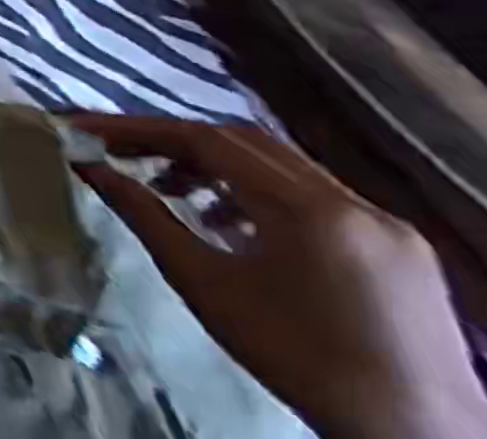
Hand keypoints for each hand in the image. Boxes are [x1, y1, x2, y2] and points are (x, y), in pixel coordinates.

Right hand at [69, 115, 486, 438]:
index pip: (207, 140)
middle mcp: (352, 200)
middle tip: (118, 149)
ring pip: (279, 165)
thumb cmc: (295, 358)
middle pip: (243, 142)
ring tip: (167, 186)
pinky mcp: (399, 245)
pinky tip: (229, 222)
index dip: (138, 128)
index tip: (87, 128)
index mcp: (309, 208)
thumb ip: (143, 215)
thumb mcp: (203, 283)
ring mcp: (384, 221)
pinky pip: (312, 193)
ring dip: (215, 165)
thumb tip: (88, 167)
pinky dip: (258, 191)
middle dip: (173, 140)